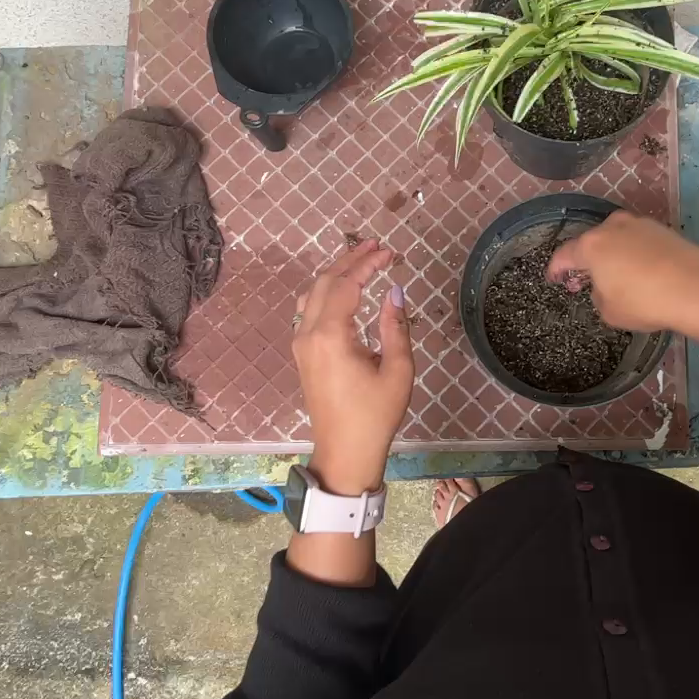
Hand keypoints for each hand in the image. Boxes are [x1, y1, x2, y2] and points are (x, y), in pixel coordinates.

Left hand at [292, 239, 412, 496]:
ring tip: (361, 261)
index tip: (390, 252)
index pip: (347, 284)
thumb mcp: (397, 369)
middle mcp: (309, 333)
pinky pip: (308, 310)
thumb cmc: (376, 413)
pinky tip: (344, 289)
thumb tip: (394, 292)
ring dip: (335, 273)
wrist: (345, 450)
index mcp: (331, 335)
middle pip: (325, 282)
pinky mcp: (303, 353)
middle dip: (350, 261)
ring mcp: (301, 343)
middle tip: (376, 247)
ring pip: (313, 294)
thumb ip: (395, 326)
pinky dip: (326, 291)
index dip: (368, 264)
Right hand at [546, 211, 698, 359]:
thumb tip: (604, 285)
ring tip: (615, 275)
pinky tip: (641, 270)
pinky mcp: (663, 228)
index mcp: (592, 245)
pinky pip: (637, 240)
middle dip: (585, 260)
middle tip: (585, 279)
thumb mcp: (609, 311)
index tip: (554, 278)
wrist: (698, 288)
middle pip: (590, 242)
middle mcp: (613, 227)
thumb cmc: (645, 302)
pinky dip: (633, 253)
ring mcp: (640, 224)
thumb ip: (597, 294)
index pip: (564, 255)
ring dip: (611, 254)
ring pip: (615, 238)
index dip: (556, 269)